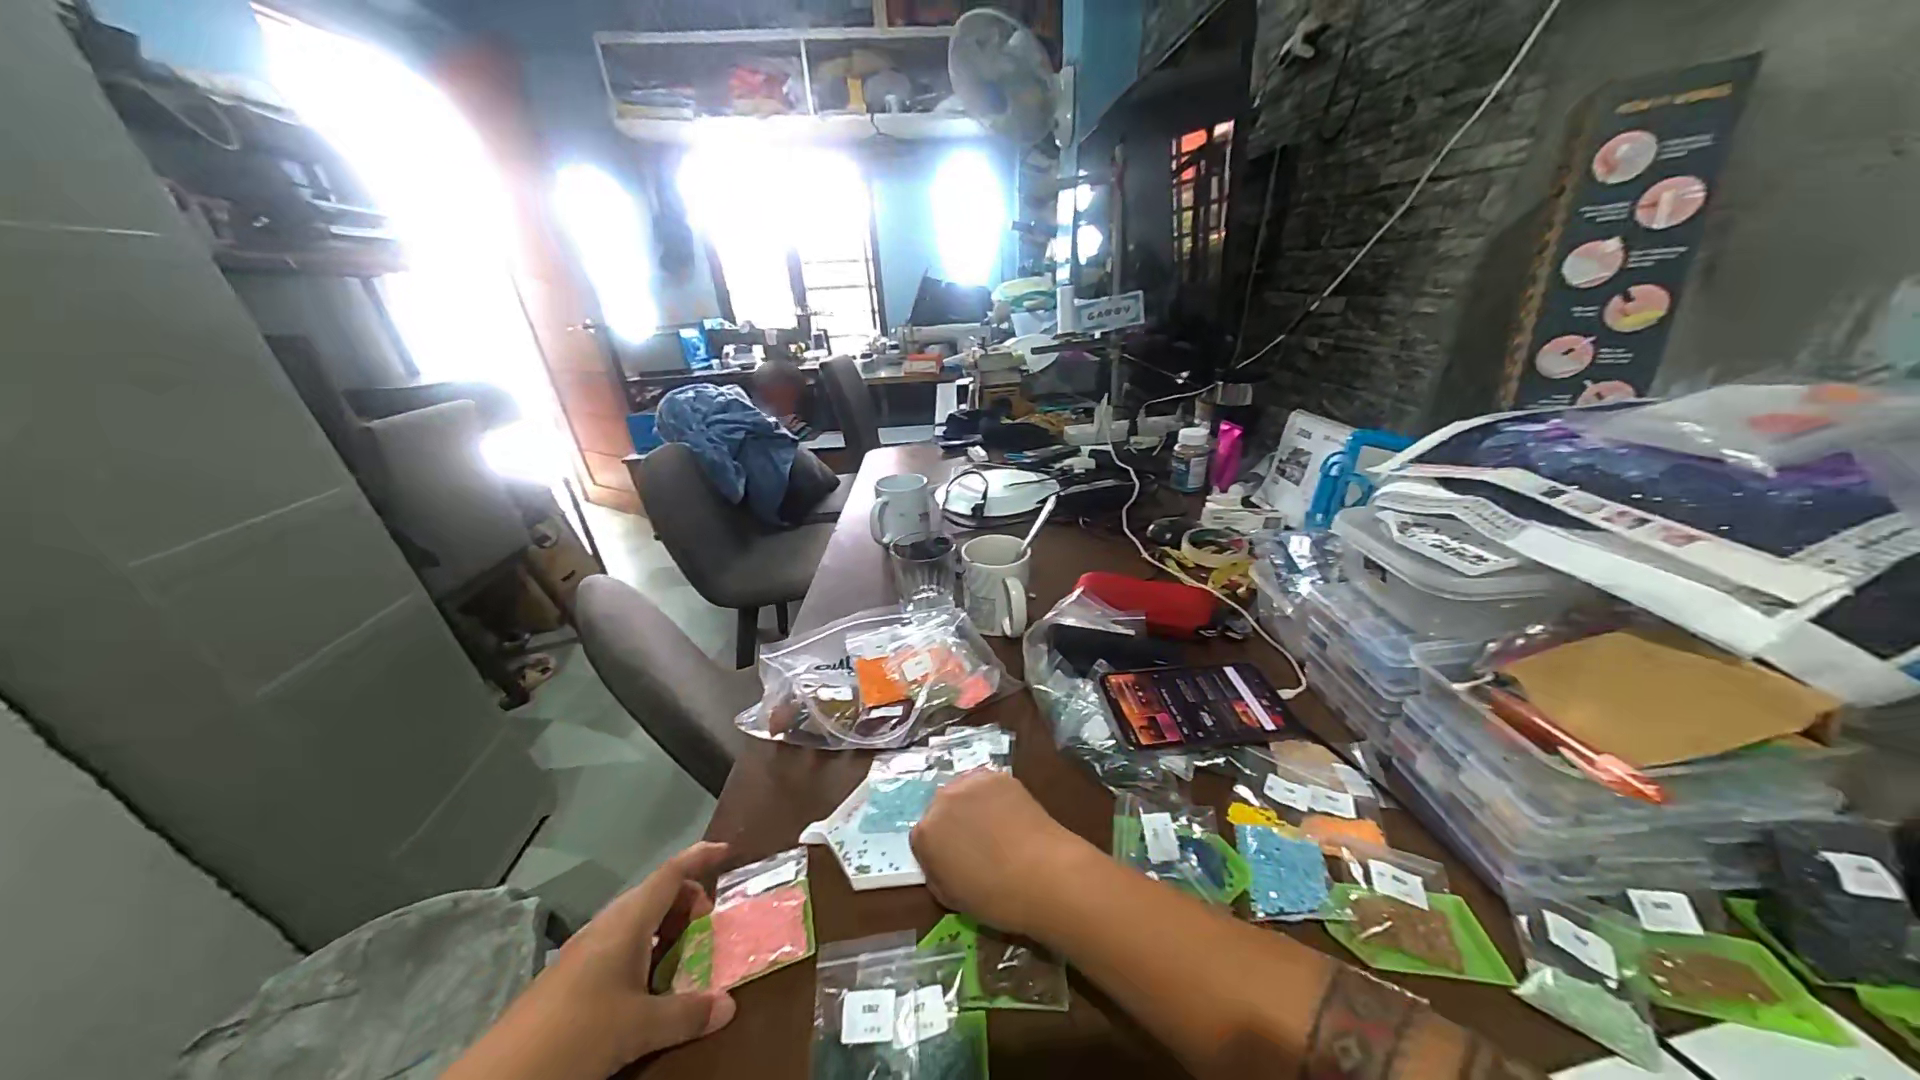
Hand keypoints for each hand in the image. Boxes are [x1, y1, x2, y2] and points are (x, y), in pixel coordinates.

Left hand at [444, 842, 736, 1079]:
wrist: (499, 1077)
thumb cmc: (576, 1033)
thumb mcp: (638, 1027)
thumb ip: (687, 1013)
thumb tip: (728, 1005)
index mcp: (626, 922)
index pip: (670, 874)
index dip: (699, 858)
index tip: (726, 850)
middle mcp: (607, 926)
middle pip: (655, 894)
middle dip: (687, 899)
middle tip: (708, 925)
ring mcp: (586, 950)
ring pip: (637, 920)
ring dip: (666, 927)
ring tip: (685, 955)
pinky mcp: (572, 975)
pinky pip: (622, 944)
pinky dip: (646, 949)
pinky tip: (649, 984)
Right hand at [910, 770, 1094, 936]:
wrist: (1043, 875)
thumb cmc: (996, 898)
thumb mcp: (951, 897)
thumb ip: (937, 872)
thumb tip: (943, 859)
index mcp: (924, 834)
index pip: (922, 838)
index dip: (939, 851)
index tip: (955, 862)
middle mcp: (941, 801)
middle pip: (941, 809)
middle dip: (953, 823)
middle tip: (976, 843)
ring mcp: (970, 783)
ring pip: (963, 792)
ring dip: (971, 805)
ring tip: (994, 827)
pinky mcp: (998, 776)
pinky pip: (987, 786)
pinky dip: (994, 797)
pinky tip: (1009, 815)